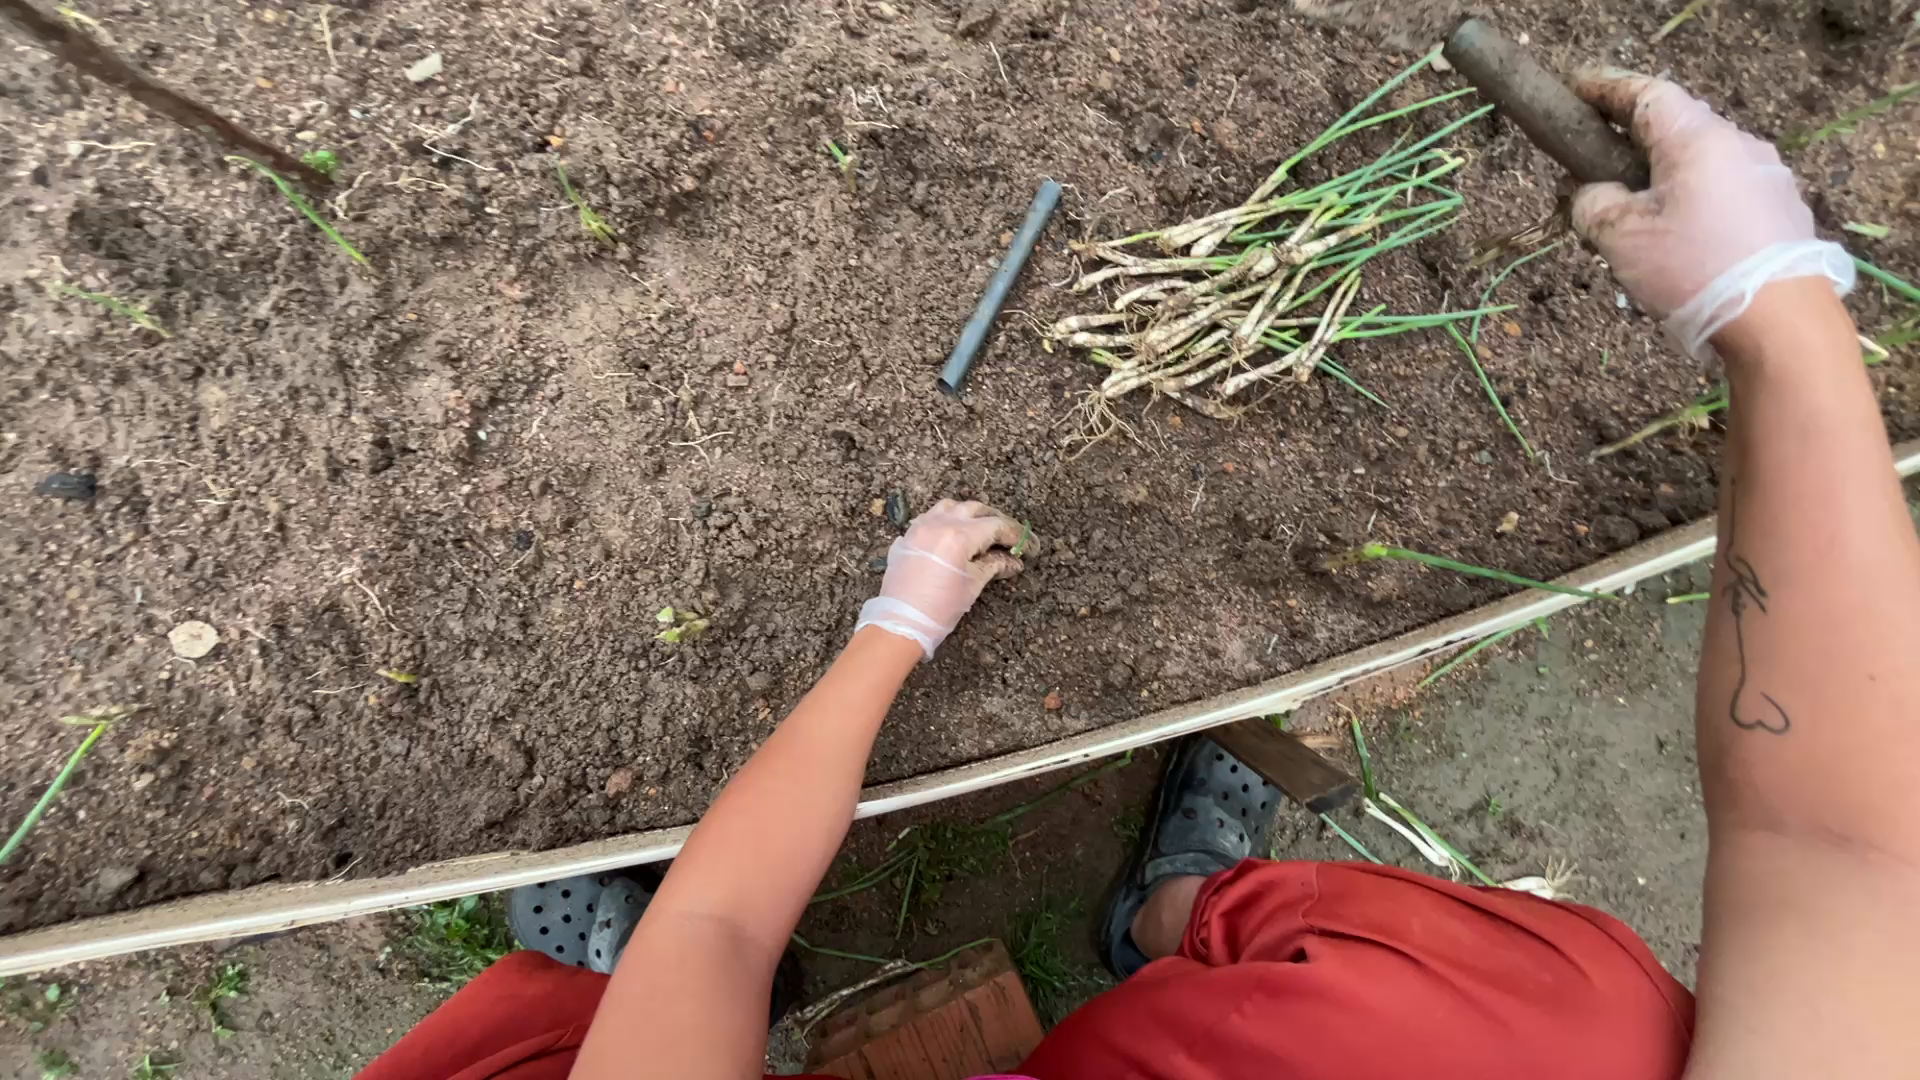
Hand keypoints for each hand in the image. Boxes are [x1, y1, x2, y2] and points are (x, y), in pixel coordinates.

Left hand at [855, 500, 1025, 658]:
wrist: (901, 622)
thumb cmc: (939, 608)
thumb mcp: (973, 585)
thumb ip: (994, 565)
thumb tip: (1013, 561)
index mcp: (958, 536)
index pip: (995, 526)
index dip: (1015, 535)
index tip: (1029, 546)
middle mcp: (939, 524)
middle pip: (974, 509)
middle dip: (994, 521)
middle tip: (1008, 538)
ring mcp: (920, 527)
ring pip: (950, 507)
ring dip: (968, 514)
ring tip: (980, 531)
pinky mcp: (908, 537)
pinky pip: (930, 517)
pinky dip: (946, 520)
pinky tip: (953, 535)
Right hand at [1569, 68, 1853, 359]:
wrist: (1769, 312)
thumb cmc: (1689, 265)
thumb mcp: (1618, 236)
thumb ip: (1593, 204)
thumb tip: (1590, 193)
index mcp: (1698, 142)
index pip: (1649, 97)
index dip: (1608, 88)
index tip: (1576, 86)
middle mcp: (1736, 147)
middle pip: (1668, 134)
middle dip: (1622, 147)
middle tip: (1582, 172)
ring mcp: (1759, 177)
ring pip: (1686, 168)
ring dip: (1646, 185)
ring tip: (1615, 228)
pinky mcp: (1767, 209)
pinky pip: (1707, 194)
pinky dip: (1672, 205)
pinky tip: (1656, 244)